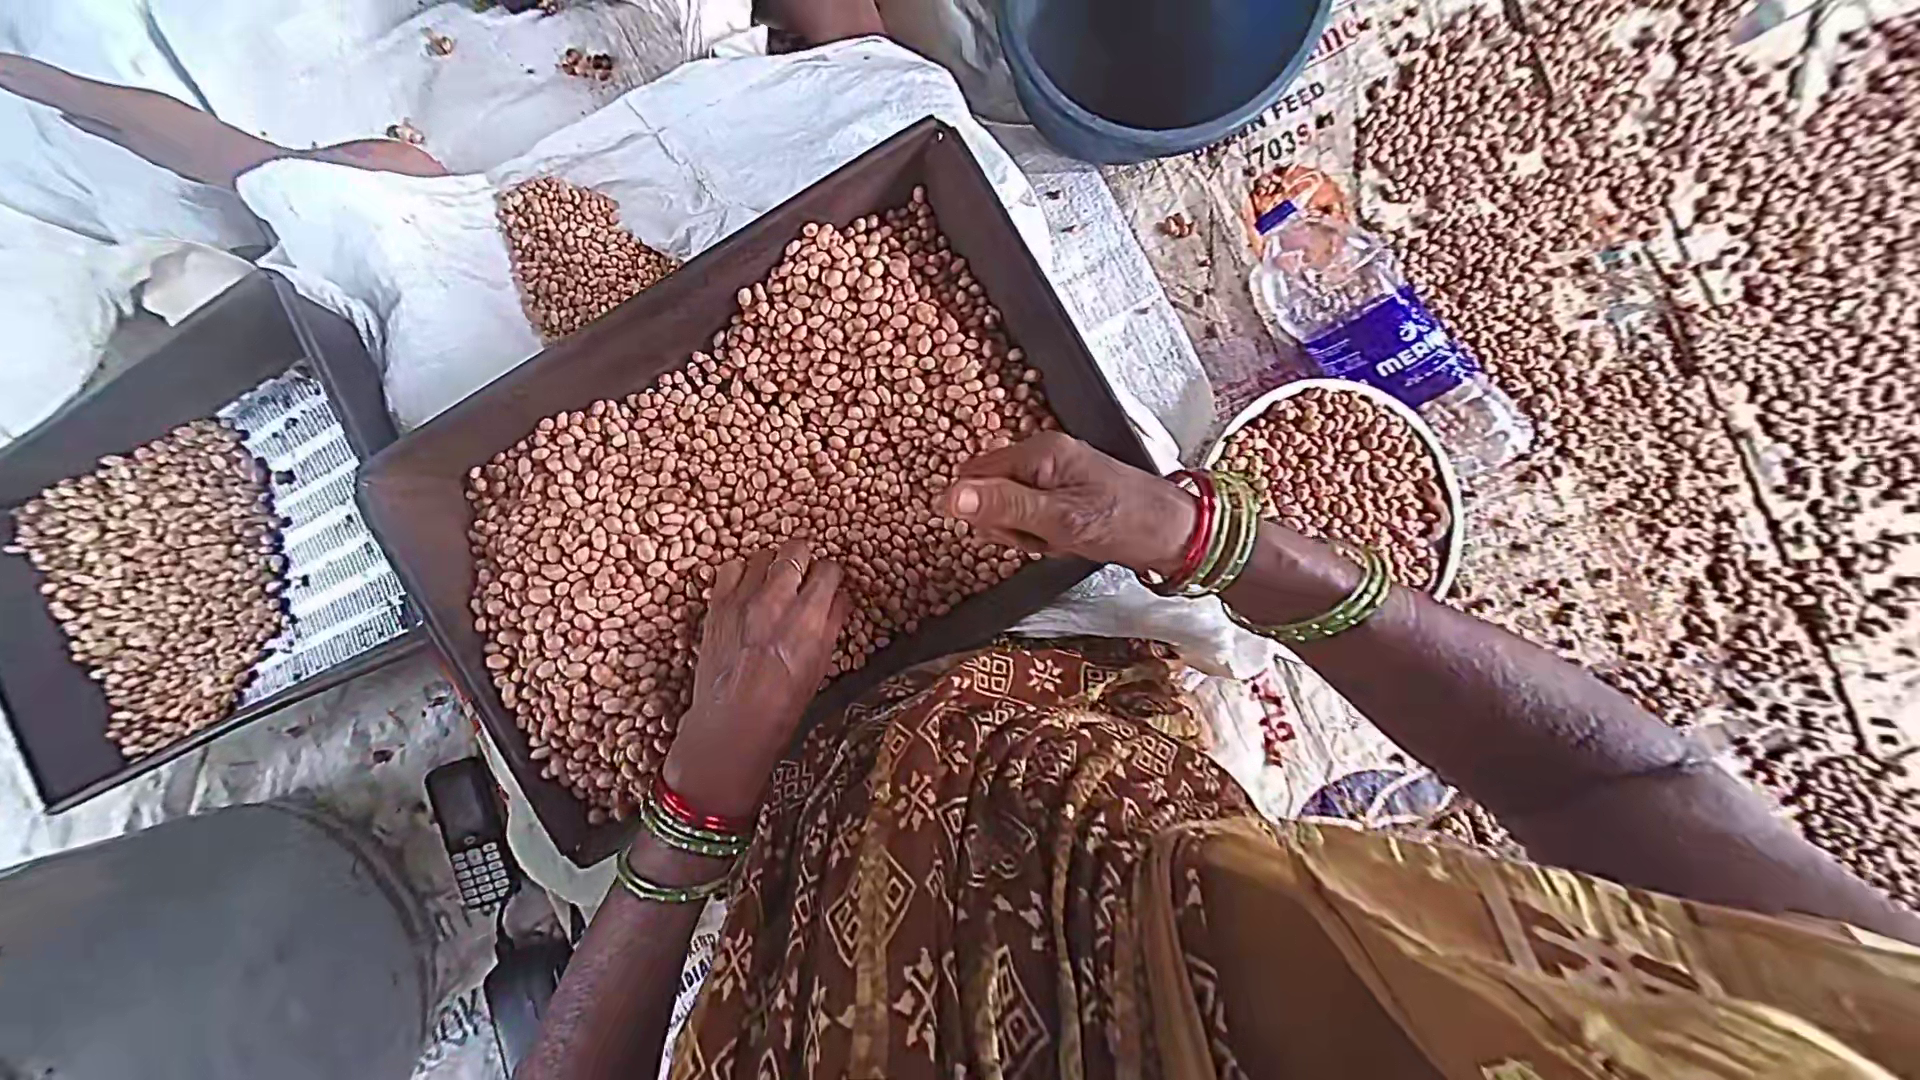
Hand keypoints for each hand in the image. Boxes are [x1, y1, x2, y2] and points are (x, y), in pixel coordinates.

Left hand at [662, 539, 849, 818]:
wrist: (733, 722)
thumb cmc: (783, 701)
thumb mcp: (822, 662)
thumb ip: (832, 622)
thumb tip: (841, 597)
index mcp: (808, 615)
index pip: (828, 569)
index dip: (832, 573)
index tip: (829, 580)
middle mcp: (776, 600)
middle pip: (796, 551)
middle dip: (805, 558)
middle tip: (805, 570)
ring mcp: (743, 600)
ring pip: (764, 555)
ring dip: (774, 564)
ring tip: (775, 580)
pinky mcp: (718, 605)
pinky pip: (731, 568)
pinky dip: (743, 572)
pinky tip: (748, 587)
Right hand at [937, 431, 1196, 575]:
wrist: (1174, 534)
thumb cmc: (1123, 523)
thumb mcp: (1058, 520)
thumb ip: (1003, 507)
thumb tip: (952, 497)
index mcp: (1039, 452)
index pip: (975, 477)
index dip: (983, 511)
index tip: (1011, 531)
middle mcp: (1043, 456)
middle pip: (990, 494)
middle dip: (1010, 526)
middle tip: (1044, 537)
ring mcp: (1054, 475)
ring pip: (1010, 511)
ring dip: (1028, 535)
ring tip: (1061, 539)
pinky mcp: (1063, 492)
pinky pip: (1032, 517)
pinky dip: (1044, 536)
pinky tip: (1068, 539)